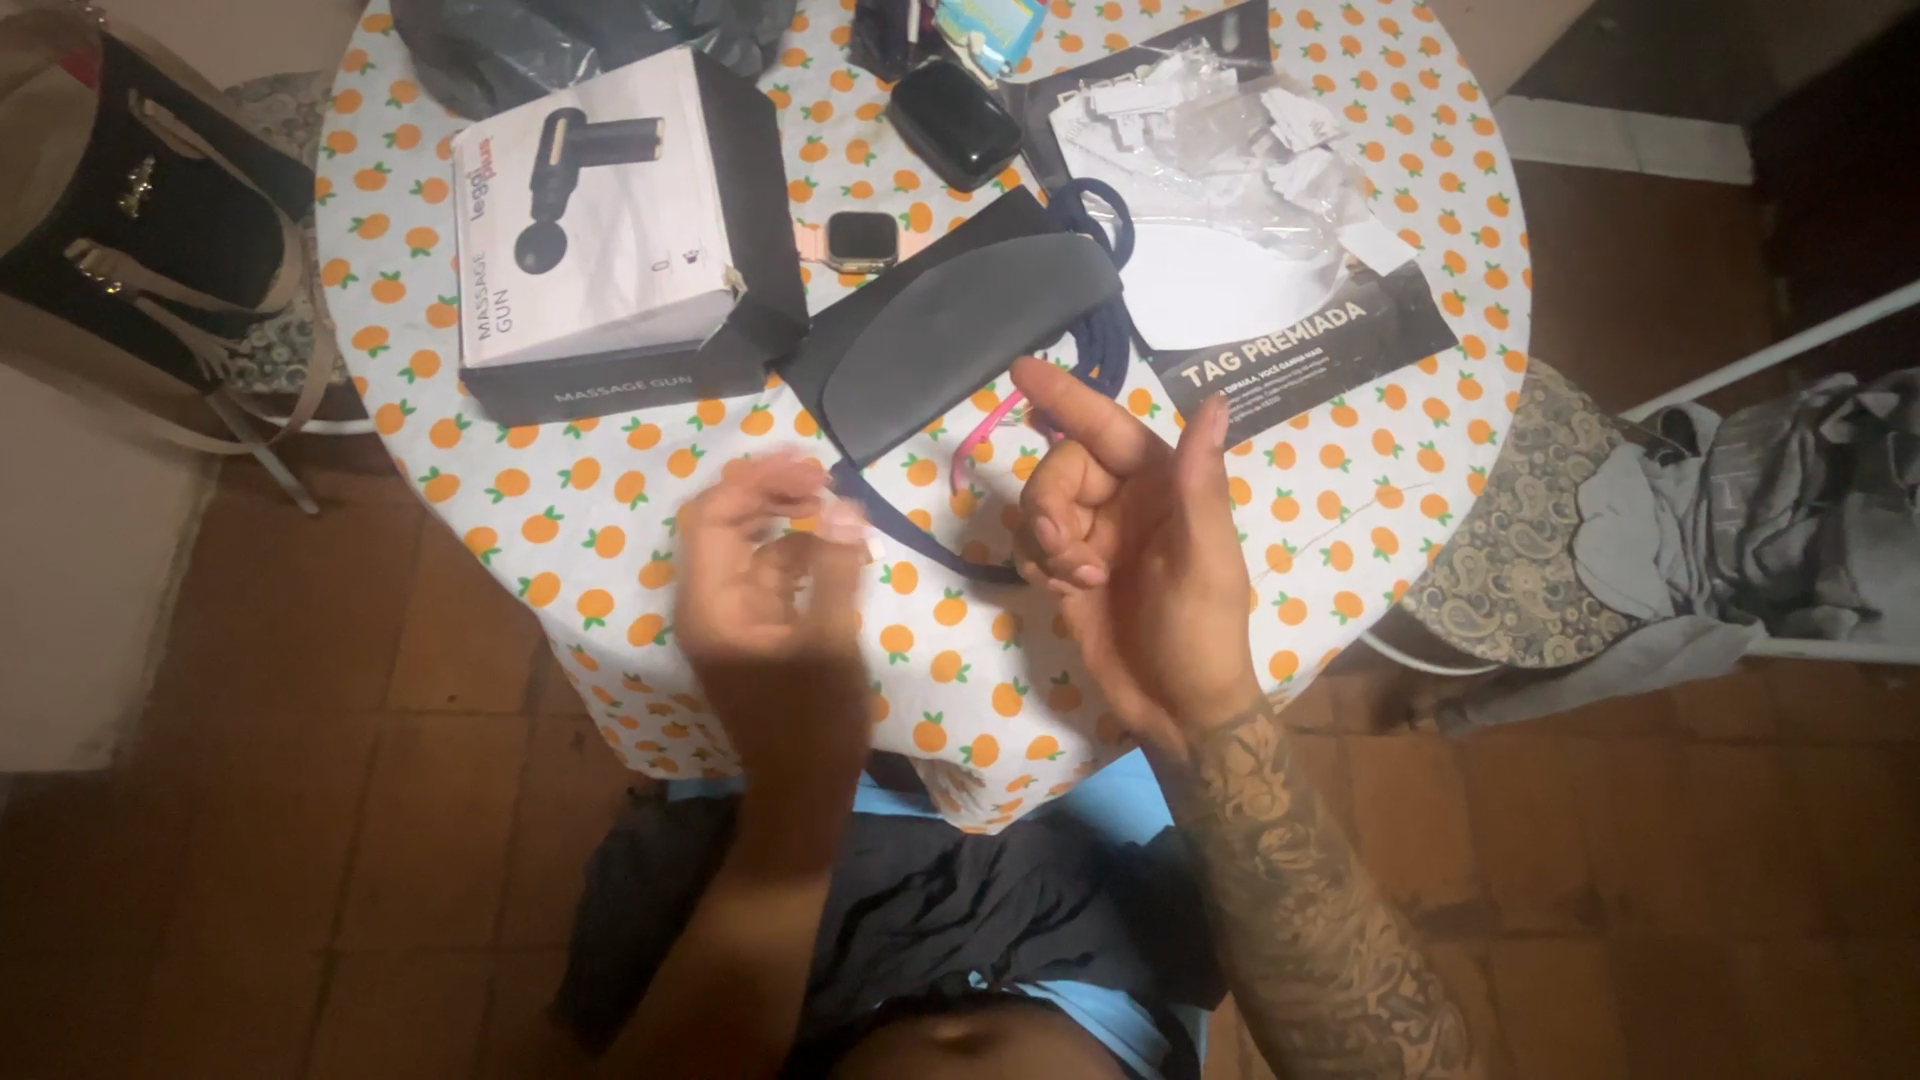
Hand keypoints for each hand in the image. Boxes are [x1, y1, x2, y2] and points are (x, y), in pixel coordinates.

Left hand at [674, 452, 873, 813]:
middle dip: (770, 492)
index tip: (812, 467)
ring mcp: (732, 618)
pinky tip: (837, 549)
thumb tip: (844, 505)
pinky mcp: (756, 629)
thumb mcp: (831, 642)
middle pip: (724, 523)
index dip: (756, 481)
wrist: (805, 789)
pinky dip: (800, 553)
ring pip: (750, 546)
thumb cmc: (814, 723)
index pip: (712, 517)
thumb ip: (835, 570)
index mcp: (710, 606)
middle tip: (825, 478)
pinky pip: (770, 574)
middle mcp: (709, 604)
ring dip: (788, 520)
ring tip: (837, 507)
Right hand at [1011, 357, 1259, 757]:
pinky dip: (1039, 562)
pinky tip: (1066, 591)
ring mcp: (1093, 536)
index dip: (1066, 396)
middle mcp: (1124, 502)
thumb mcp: (1206, 560)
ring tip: (1078, 580)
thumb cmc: (1202, 633)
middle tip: (1066, 546)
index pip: (1107, 427)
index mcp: (1164, 486)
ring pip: (1038, 505)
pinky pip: (1031, 544)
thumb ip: (1202, 481)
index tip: (1020, 369)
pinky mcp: (1067, 571)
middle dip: (1050, 500)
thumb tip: (1216, 398)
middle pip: (1061, 468)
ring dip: (1046, 539)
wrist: (1173, 707)